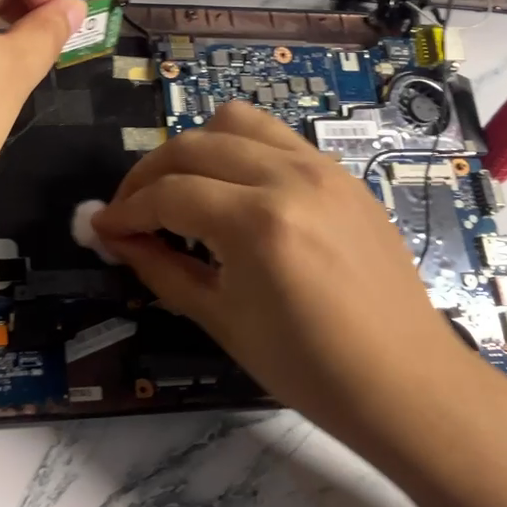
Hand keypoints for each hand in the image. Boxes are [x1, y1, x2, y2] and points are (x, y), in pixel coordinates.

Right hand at [92, 102, 481, 429]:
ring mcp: (322, 169)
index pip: (168, 194)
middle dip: (148, 175)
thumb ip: (161, 268)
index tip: (102, 228)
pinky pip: (276, 139)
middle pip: (193, 146)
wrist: (404, 383)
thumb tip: (116, 239)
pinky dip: (239, 153)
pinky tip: (232, 194)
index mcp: (258, 222)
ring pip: (236, 123)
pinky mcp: (343, 175)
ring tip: (181, 190)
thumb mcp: (221, 320)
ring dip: (195, 148)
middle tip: (131, 212)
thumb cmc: (307, 367)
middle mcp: (289, 177)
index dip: (125, 210)